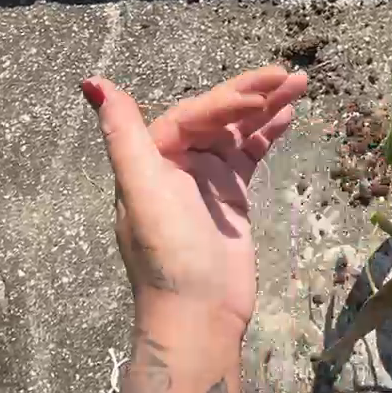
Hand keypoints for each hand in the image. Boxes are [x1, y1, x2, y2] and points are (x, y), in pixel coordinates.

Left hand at [82, 65, 307, 333]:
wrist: (200, 316)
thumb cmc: (169, 254)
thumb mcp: (142, 189)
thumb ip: (123, 133)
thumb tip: (91, 82)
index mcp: (153, 157)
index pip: (194, 114)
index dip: (228, 99)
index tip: (263, 94)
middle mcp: (178, 161)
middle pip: (219, 115)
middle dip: (254, 93)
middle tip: (289, 75)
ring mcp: (207, 178)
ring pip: (238, 130)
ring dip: (268, 106)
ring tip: (300, 83)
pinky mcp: (231, 195)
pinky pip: (250, 152)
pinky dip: (268, 133)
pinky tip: (289, 115)